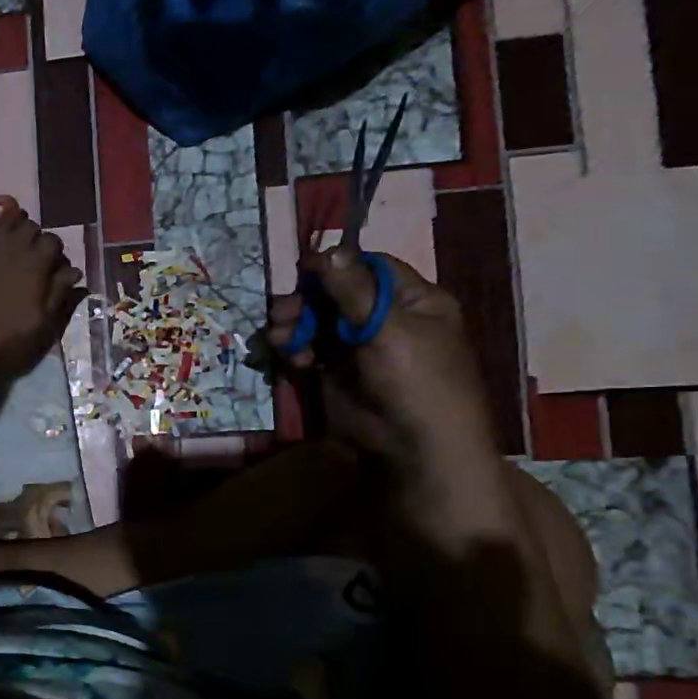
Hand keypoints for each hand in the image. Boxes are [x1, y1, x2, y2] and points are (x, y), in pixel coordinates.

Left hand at [0, 199, 85, 369]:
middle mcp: (14, 248)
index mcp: (36, 264)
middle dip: (37, 238)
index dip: (57, 253)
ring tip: (16, 236)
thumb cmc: (9, 339)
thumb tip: (76, 272)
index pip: (54, 242)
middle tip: (34, 258)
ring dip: (15, 223)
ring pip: (6, 219)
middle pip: (31, 227)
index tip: (54, 270)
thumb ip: (59, 293)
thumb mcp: (43, 323)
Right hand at [264, 248, 493, 466]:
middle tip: (282, 312)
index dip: (335, 266)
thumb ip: (353, 290)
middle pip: (333, 293)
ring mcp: (355, 347)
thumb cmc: (415, 380)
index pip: (369, 268)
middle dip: (305, 300)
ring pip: (314, 321)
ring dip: (293, 325)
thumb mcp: (388, 329)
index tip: (302, 270)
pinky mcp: (332, 372)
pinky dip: (294, 350)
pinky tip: (294, 360)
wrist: (413, 448)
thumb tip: (326, 250)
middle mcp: (382, 319)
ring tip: (281, 338)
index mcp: (411, 302)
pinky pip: (305, 349)